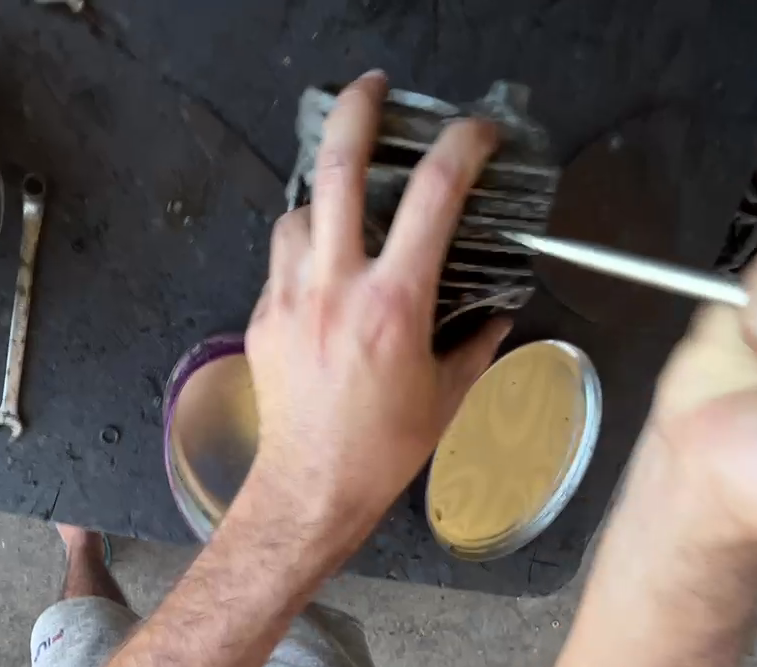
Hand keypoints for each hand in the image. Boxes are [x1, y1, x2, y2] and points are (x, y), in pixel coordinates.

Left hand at [236, 71, 511, 558]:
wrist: (312, 486)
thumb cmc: (382, 449)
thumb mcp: (445, 397)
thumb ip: (474, 346)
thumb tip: (495, 317)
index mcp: (394, 305)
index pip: (435, 196)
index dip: (463, 146)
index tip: (477, 132)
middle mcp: (336, 289)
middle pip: (337, 170)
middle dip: (356, 112)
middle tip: (371, 89)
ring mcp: (290, 302)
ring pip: (295, 216)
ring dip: (319, 203)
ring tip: (339, 216)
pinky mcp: (260, 322)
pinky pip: (278, 266)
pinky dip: (299, 258)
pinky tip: (316, 281)